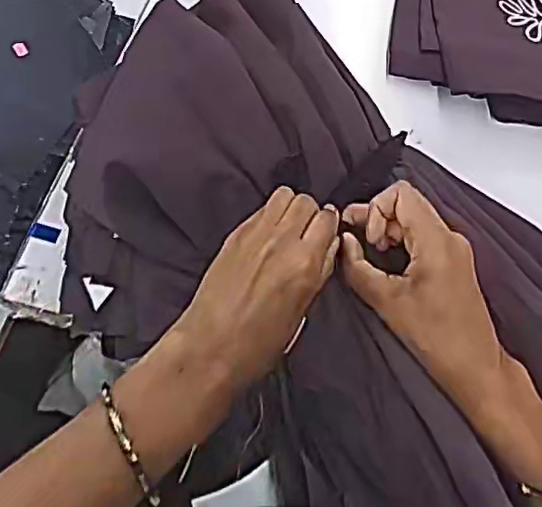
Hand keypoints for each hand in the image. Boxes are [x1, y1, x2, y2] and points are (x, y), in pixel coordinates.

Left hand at [164, 188, 339, 393]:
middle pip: (306, 201)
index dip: (330, 224)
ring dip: (290, 208)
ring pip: (283, 195)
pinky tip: (267, 237)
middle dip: (311, 214)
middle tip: (308, 232)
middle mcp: (280, 240)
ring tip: (288, 229)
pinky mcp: (236, 233)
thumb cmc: (258, 343)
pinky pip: (262, 209)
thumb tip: (329, 246)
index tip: (328, 233)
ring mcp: (255, 233)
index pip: (327, 218)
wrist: (210, 346)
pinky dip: (270, 216)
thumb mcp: (302, 312)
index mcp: (303, 263)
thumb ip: (320, 271)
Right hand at [343, 181, 541, 498]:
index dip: (376, 209)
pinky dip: (400, 242)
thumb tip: (345, 242)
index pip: (400, 193)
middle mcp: (449, 237)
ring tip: (370, 256)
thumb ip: (358, 267)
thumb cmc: (439, 340)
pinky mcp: (454, 261)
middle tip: (357, 242)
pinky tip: (387, 266)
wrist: (478, 370)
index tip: (369, 239)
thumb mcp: (387, 302)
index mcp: (436, 239)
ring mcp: (454, 248)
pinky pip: (421, 235)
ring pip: (412, 219)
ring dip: (387, 231)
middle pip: (405, 203)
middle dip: (377, 219)